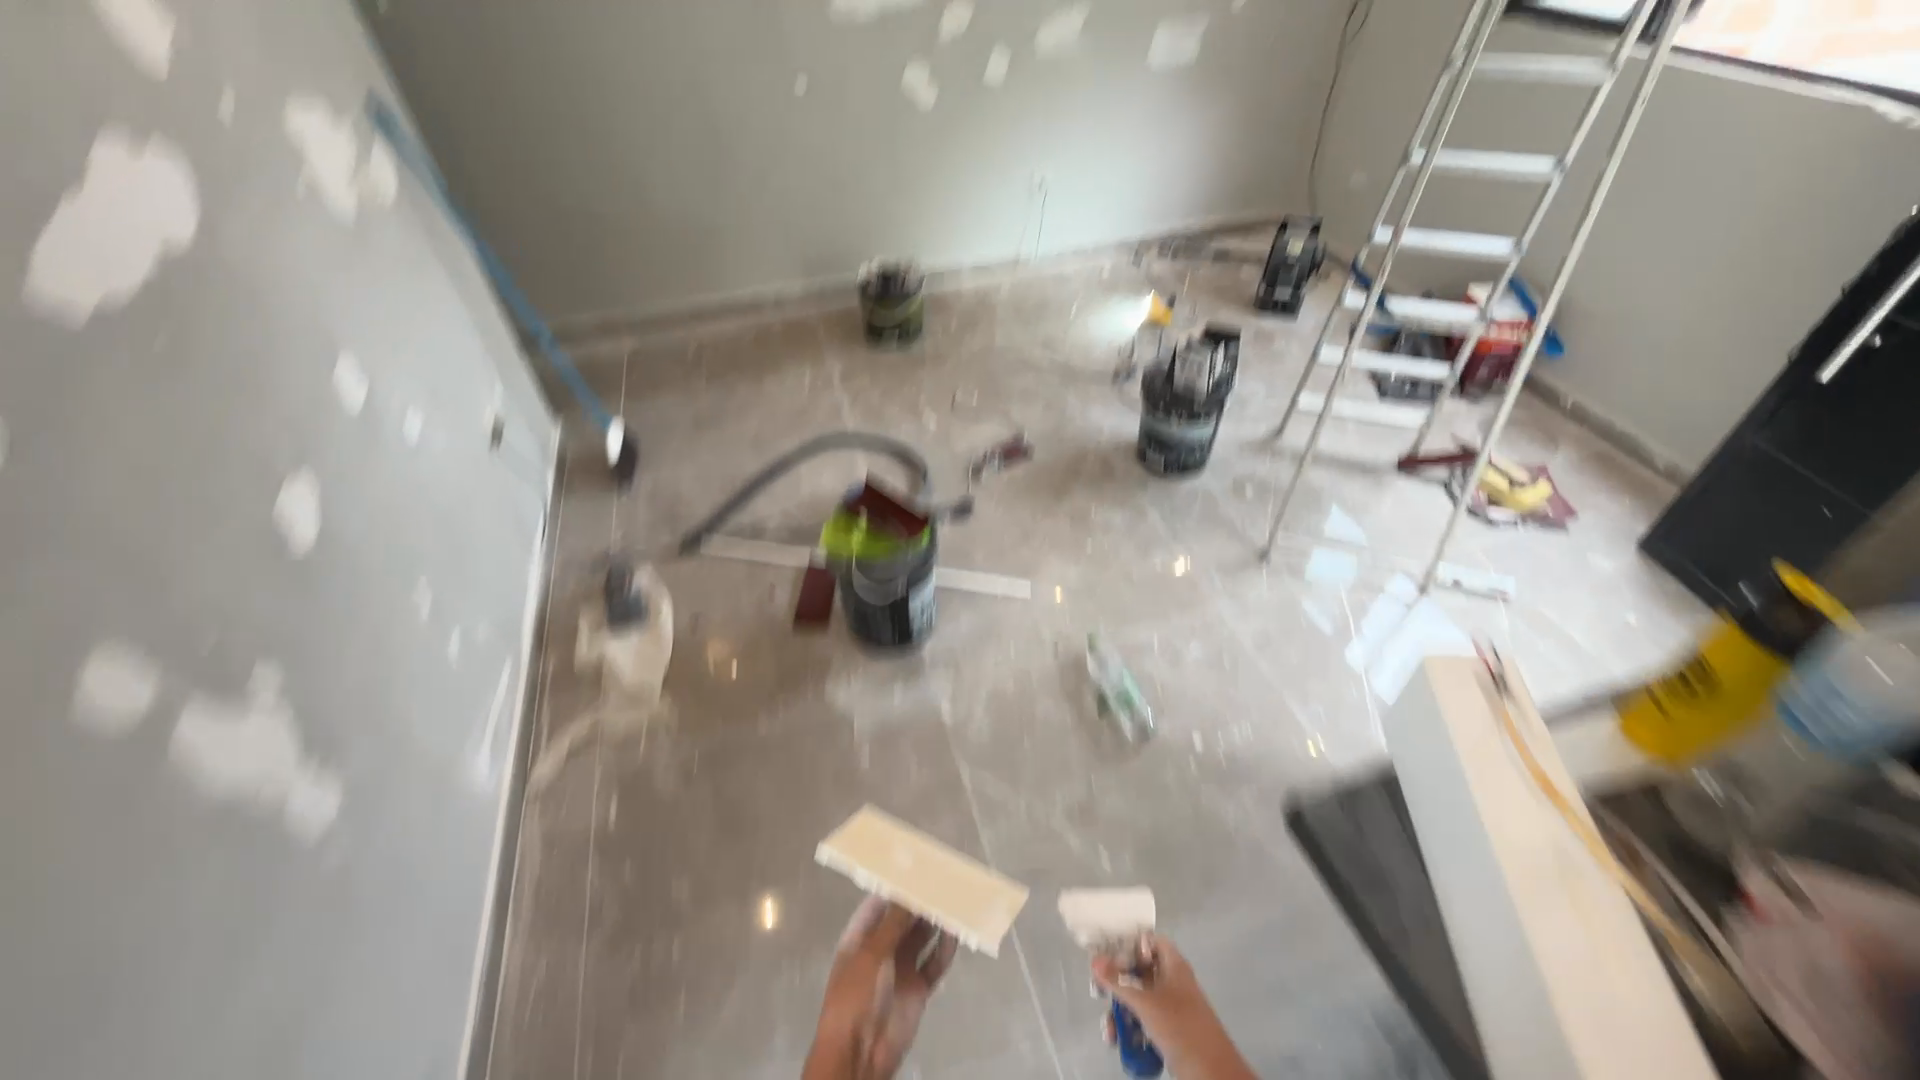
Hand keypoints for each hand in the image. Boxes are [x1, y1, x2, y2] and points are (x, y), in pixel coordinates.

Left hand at [803, 898, 958, 1079]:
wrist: (860, 1052)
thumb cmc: (856, 997)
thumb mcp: (872, 955)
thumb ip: (894, 923)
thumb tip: (911, 889)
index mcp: (860, 937)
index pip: (878, 904)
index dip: (897, 886)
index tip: (918, 866)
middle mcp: (881, 949)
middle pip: (904, 919)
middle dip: (922, 902)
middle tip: (945, 880)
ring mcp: (900, 969)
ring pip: (922, 938)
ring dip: (936, 923)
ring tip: (956, 901)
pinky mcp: (918, 988)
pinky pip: (934, 963)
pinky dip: (946, 949)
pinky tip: (958, 934)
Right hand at [1093, 934, 1255, 1079]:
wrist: (1210, 1071)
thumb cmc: (1179, 1025)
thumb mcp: (1146, 1002)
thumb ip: (1118, 981)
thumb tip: (1094, 959)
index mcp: (1173, 966)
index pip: (1150, 941)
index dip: (1129, 942)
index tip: (1105, 950)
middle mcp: (1171, 981)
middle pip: (1139, 971)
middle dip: (1117, 982)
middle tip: (1098, 989)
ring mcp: (1169, 1007)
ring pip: (1138, 998)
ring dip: (1120, 1011)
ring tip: (1109, 1028)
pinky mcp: (1167, 1029)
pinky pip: (1143, 1020)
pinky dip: (1129, 1028)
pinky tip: (1117, 1040)